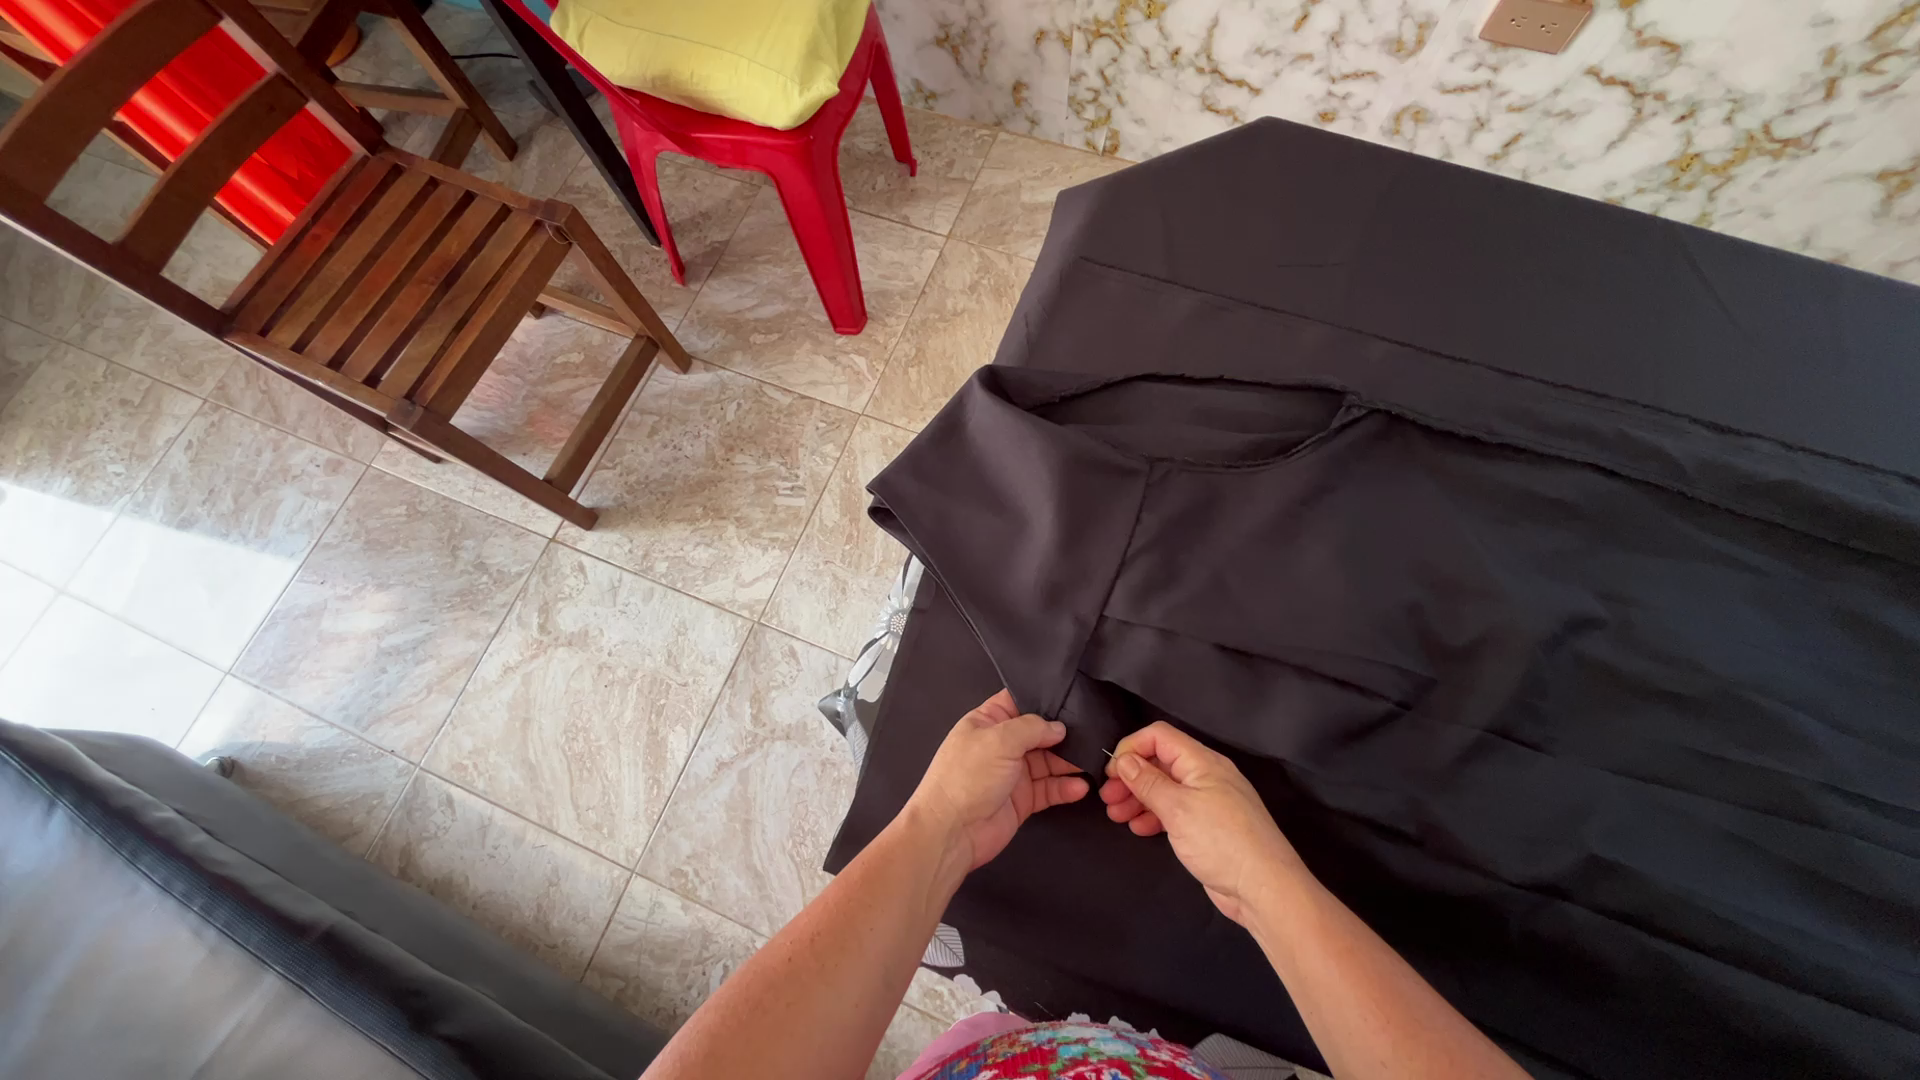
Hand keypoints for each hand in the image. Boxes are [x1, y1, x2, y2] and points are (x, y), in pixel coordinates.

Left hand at [904, 690, 1089, 876]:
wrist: (951, 832)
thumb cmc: (967, 777)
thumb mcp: (999, 740)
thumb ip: (1032, 728)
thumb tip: (1058, 727)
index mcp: (987, 722)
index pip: (1018, 701)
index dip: (1042, 699)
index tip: (1072, 698)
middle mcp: (1001, 745)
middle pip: (1039, 733)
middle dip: (1063, 733)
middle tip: (1093, 732)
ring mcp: (1012, 773)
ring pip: (1048, 761)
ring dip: (1069, 761)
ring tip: (1092, 760)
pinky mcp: (1023, 799)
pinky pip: (1049, 788)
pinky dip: (1065, 787)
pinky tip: (1080, 787)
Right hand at [1100, 721, 1306, 925]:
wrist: (1265, 888)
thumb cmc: (1221, 841)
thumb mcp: (1177, 808)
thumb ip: (1147, 782)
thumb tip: (1124, 760)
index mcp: (1202, 761)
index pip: (1159, 736)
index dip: (1131, 747)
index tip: (1111, 771)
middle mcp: (1206, 775)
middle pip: (1160, 762)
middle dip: (1131, 776)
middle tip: (1108, 797)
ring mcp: (1209, 801)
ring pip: (1165, 788)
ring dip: (1138, 797)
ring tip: (1116, 815)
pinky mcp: (1209, 826)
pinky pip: (1175, 810)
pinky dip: (1154, 815)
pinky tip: (1139, 827)